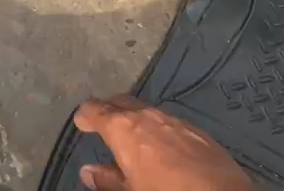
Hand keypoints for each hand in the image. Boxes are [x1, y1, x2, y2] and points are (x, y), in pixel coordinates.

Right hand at [72, 95, 255, 190]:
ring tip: (140, 139)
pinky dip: (164, 132)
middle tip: (107, 125)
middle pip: (119, 103)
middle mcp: (145, 115)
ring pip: (148, 113)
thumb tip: (87, 172)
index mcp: (121, 127)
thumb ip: (108, 180)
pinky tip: (171, 150)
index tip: (82, 123)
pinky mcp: (201, 134)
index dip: (85, 116)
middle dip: (110, 111)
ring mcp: (175, 122)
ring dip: (139, 121)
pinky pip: (174, 125)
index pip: (93, 109)